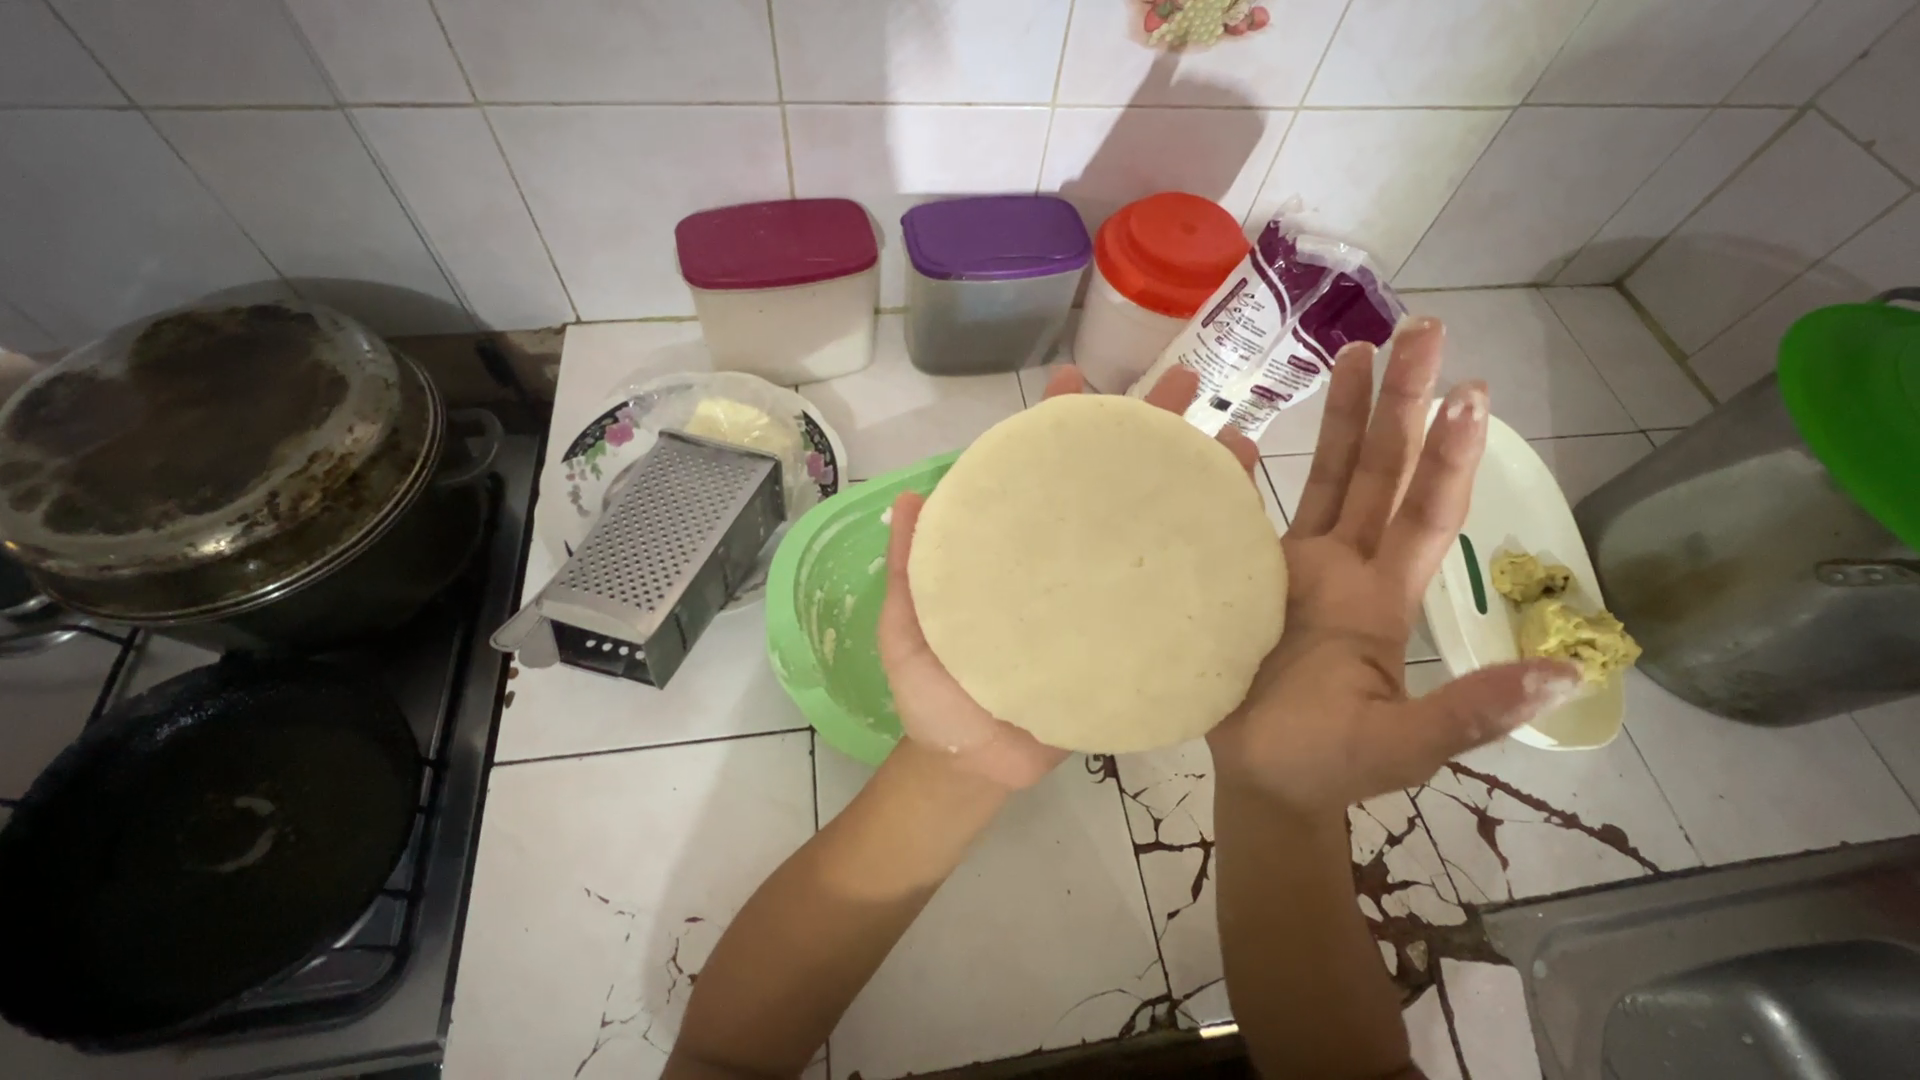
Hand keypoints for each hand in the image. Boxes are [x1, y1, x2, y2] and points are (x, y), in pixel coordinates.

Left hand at [878, 364, 1260, 790]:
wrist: (971, 769)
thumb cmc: (935, 699)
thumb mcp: (908, 630)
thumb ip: (911, 569)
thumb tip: (910, 499)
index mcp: (1015, 549)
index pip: (1041, 470)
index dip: (1060, 421)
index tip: (1078, 377)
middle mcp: (1068, 563)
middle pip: (1113, 484)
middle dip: (1149, 429)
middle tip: (1188, 383)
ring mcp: (1107, 600)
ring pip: (1159, 530)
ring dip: (1200, 482)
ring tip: (1237, 442)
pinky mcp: (1137, 643)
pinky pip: (1180, 598)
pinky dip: (1216, 563)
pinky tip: (1247, 533)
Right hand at [1207, 317, 1582, 812]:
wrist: (1261, 777)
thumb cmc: (1330, 764)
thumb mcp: (1406, 745)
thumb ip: (1470, 711)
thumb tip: (1568, 674)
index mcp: (1385, 597)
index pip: (1426, 512)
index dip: (1448, 455)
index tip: (1469, 391)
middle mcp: (1348, 568)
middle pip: (1381, 474)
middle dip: (1401, 404)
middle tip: (1419, 329)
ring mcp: (1298, 568)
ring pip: (1326, 480)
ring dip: (1340, 418)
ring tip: (1352, 352)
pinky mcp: (1249, 575)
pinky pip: (1247, 513)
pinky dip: (1240, 474)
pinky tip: (1232, 435)